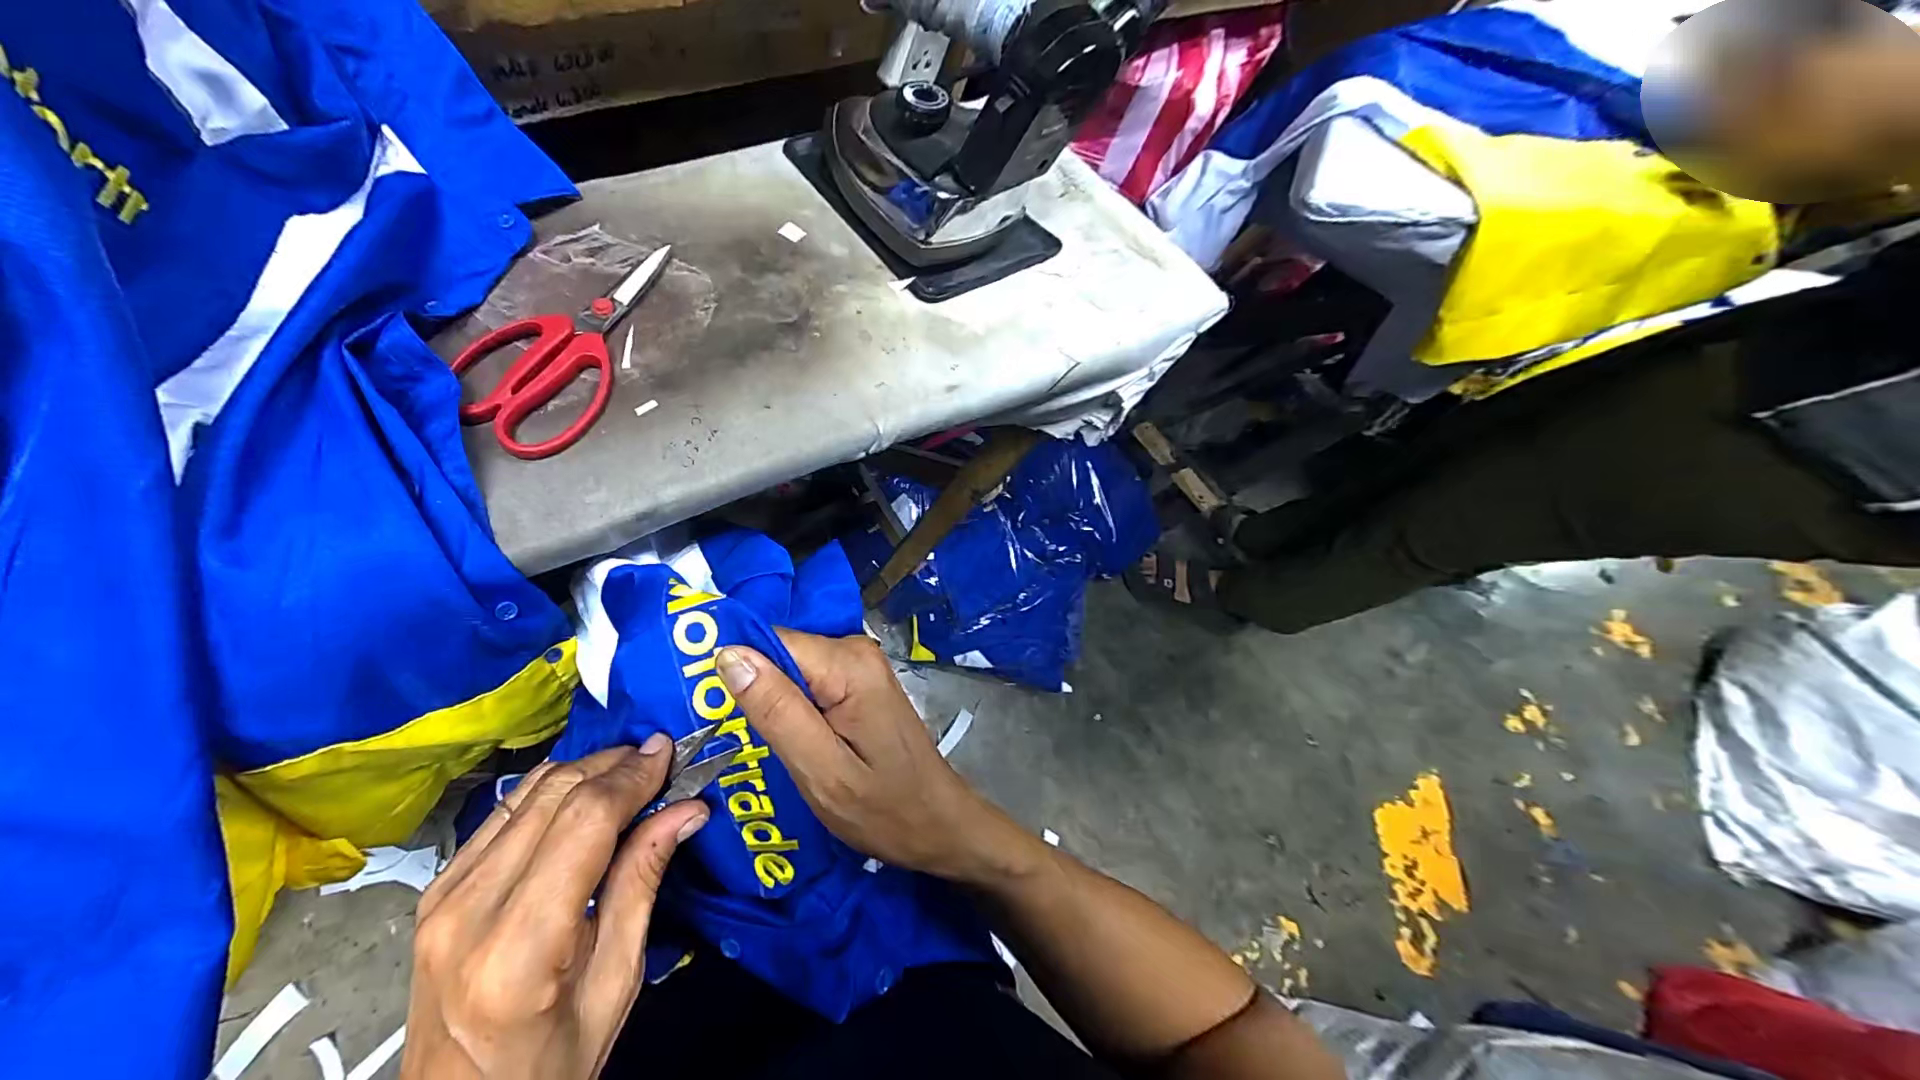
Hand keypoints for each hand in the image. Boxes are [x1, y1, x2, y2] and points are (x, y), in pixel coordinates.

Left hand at [400, 740, 709, 1079]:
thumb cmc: (551, 1062)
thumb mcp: (616, 981)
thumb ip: (642, 883)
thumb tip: (687, 809)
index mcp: (520, 947)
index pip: (585, 822)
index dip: (632, 778)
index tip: (671, 753)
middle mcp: (469, 909)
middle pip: (554, 796)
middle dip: (614, 765)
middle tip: (659, 757)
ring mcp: (442, 896)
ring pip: (526, 793)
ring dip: (585, 769)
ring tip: (630, 770)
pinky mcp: (435, 890)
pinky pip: (504, 812)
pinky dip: (552, 790)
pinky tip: (585, 794)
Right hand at [716, 631, 1038, 884]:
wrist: (940, 825)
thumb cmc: (886, 809)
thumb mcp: (823, 771)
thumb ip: (777, 712)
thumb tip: (728, 655)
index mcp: (848, 664)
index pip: (768, 643)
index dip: (727, 669)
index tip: (690, 702)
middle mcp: (854, 650)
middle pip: (777, 653)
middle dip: (742, 689)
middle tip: (712, 735)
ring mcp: (858, 666)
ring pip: (787, 669)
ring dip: (761, 701)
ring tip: (736, 742)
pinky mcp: (857, 684)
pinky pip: (805, 683)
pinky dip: (784, 707)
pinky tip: (770, 739)